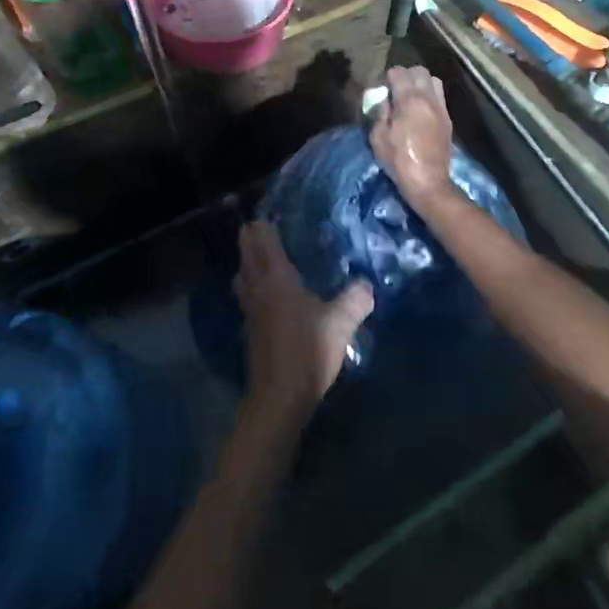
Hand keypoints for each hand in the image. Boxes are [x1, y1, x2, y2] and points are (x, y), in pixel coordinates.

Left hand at [235, 221, 374, 417]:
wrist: (279, 397)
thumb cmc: (309, 351)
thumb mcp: (342, 322)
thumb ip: (357, 298)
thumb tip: (366, 283)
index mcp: (275, 277)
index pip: (262, 237)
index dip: (265, 221)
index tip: (277, 211)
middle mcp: (256, 287)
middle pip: (245, 250)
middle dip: (253, 235)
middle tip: (272, 227)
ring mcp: (249, 308)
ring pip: (242, 273)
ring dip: (250, 260)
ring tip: (268, 257)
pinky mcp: (249, 328)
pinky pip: (246, 293)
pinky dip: (253, 284)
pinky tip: (270, 293)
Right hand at [370, 66, 457, 207]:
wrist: (428, 181)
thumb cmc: (398, 160)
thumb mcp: (378, 137)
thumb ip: (380, 112)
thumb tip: (384, 99)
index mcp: (409, 100)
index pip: (399, 72)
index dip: (388, 77)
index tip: (383, 88)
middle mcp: (428, 98)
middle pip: (420, 71)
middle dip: (407, 75)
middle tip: (396, 90)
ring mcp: (441, 108)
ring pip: (434, 81)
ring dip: (421, 84)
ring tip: (410, 98)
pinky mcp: (448, 119)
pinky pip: (439, 97)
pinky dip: (429, 96)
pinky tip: (420, 112)